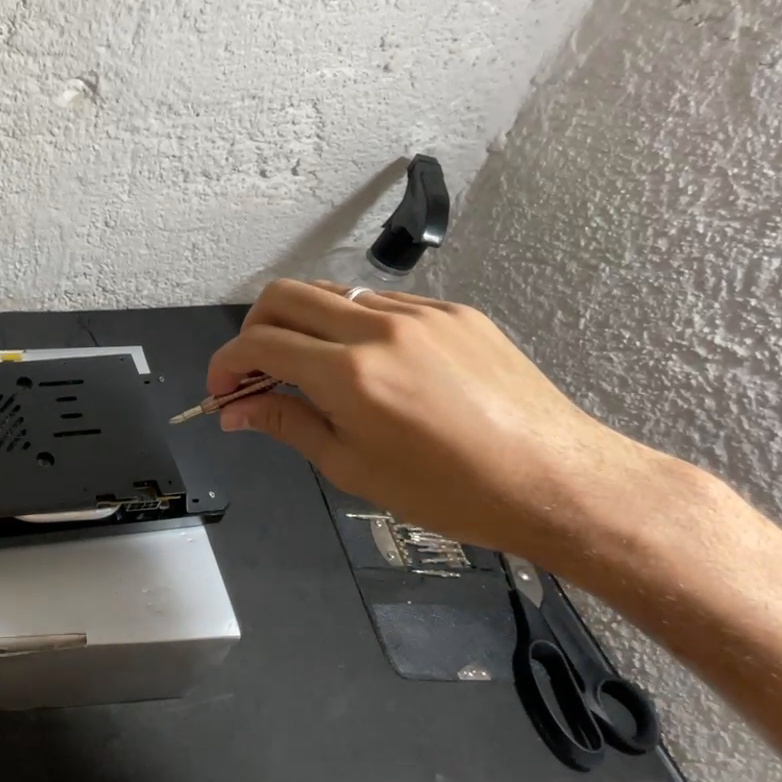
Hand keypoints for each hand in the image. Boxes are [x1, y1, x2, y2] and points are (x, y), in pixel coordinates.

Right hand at [208, 279, 666, 557]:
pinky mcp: (454, 313)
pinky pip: (380, 301)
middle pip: (283, 296)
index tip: (223, 389)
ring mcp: (422, 314)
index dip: (226, 364)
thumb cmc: (455, 489)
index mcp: (351, 374)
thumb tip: (237, 410)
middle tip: (253, 370)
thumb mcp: (351, 466)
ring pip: (331, 291)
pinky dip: (351, 324)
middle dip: (252, 329)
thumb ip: (286, 424)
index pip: (258, 343)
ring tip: (306, 367)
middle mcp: (381, 329)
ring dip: (300, 322)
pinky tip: (363, 363)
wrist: (557, 482)